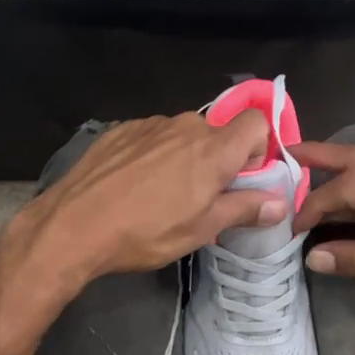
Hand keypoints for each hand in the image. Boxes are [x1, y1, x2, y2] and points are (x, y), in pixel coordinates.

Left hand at [13, 111, 279, 285]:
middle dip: (216, 160)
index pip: (256, 122)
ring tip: (159, 195)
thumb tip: (280, 202)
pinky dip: (151, 156)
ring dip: (181, 158)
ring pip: (180, 135)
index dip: (256, 148)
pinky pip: (149, 138)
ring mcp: (148, 125)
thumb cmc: (146, 232)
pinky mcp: (119, 131)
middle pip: (216, 133)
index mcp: (213, 149)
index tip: (242, 178)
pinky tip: (131, 186)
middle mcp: (184, 125)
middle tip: (199, 198)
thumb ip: (244, 209)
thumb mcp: (201, 230)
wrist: (74, 225)